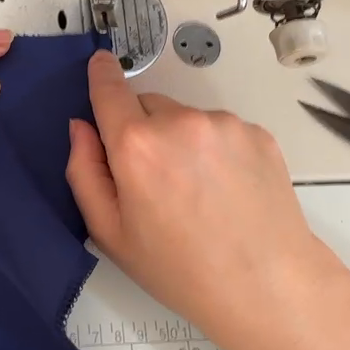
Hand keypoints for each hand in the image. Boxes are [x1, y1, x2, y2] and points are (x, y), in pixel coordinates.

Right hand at [65, 51, 344, 345]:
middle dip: (143, 130)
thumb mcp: (110, 233)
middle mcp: (179, 122)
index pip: (109, 89)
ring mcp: (223, 124)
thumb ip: (84, 171)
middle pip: (147, 105)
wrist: (268, 286)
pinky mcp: (257, 132)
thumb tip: (81, 128)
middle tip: (156, 181)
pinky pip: (220, 129)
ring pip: (185, 118)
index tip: (100, 63)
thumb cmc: (182, 269)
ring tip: (198, 192)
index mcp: (136, 146)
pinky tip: (226, 190)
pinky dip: (216, 149)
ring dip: (182, 140)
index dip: (100, 74)